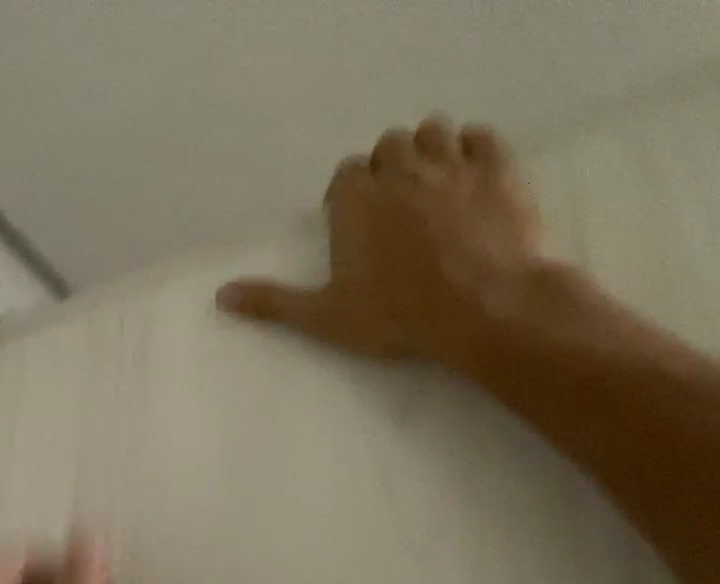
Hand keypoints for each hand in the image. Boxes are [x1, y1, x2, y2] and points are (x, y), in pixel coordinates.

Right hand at [216, 116, 549, 369]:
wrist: (481, 308)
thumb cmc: (395, 315)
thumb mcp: (324, 316)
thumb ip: (273, 302)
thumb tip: (221, 296)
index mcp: (354, 201)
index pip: (344, 174)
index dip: (347, 194)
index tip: (352, 221)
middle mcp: (399, 172)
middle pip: (388, 145)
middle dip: (388, 167)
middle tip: (393, 204)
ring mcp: (452, 166)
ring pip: (434, 131)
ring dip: (428, 150)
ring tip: (431, 184)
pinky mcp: (498, 170)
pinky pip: (482, 137)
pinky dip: (473, 148)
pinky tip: (470, 175)